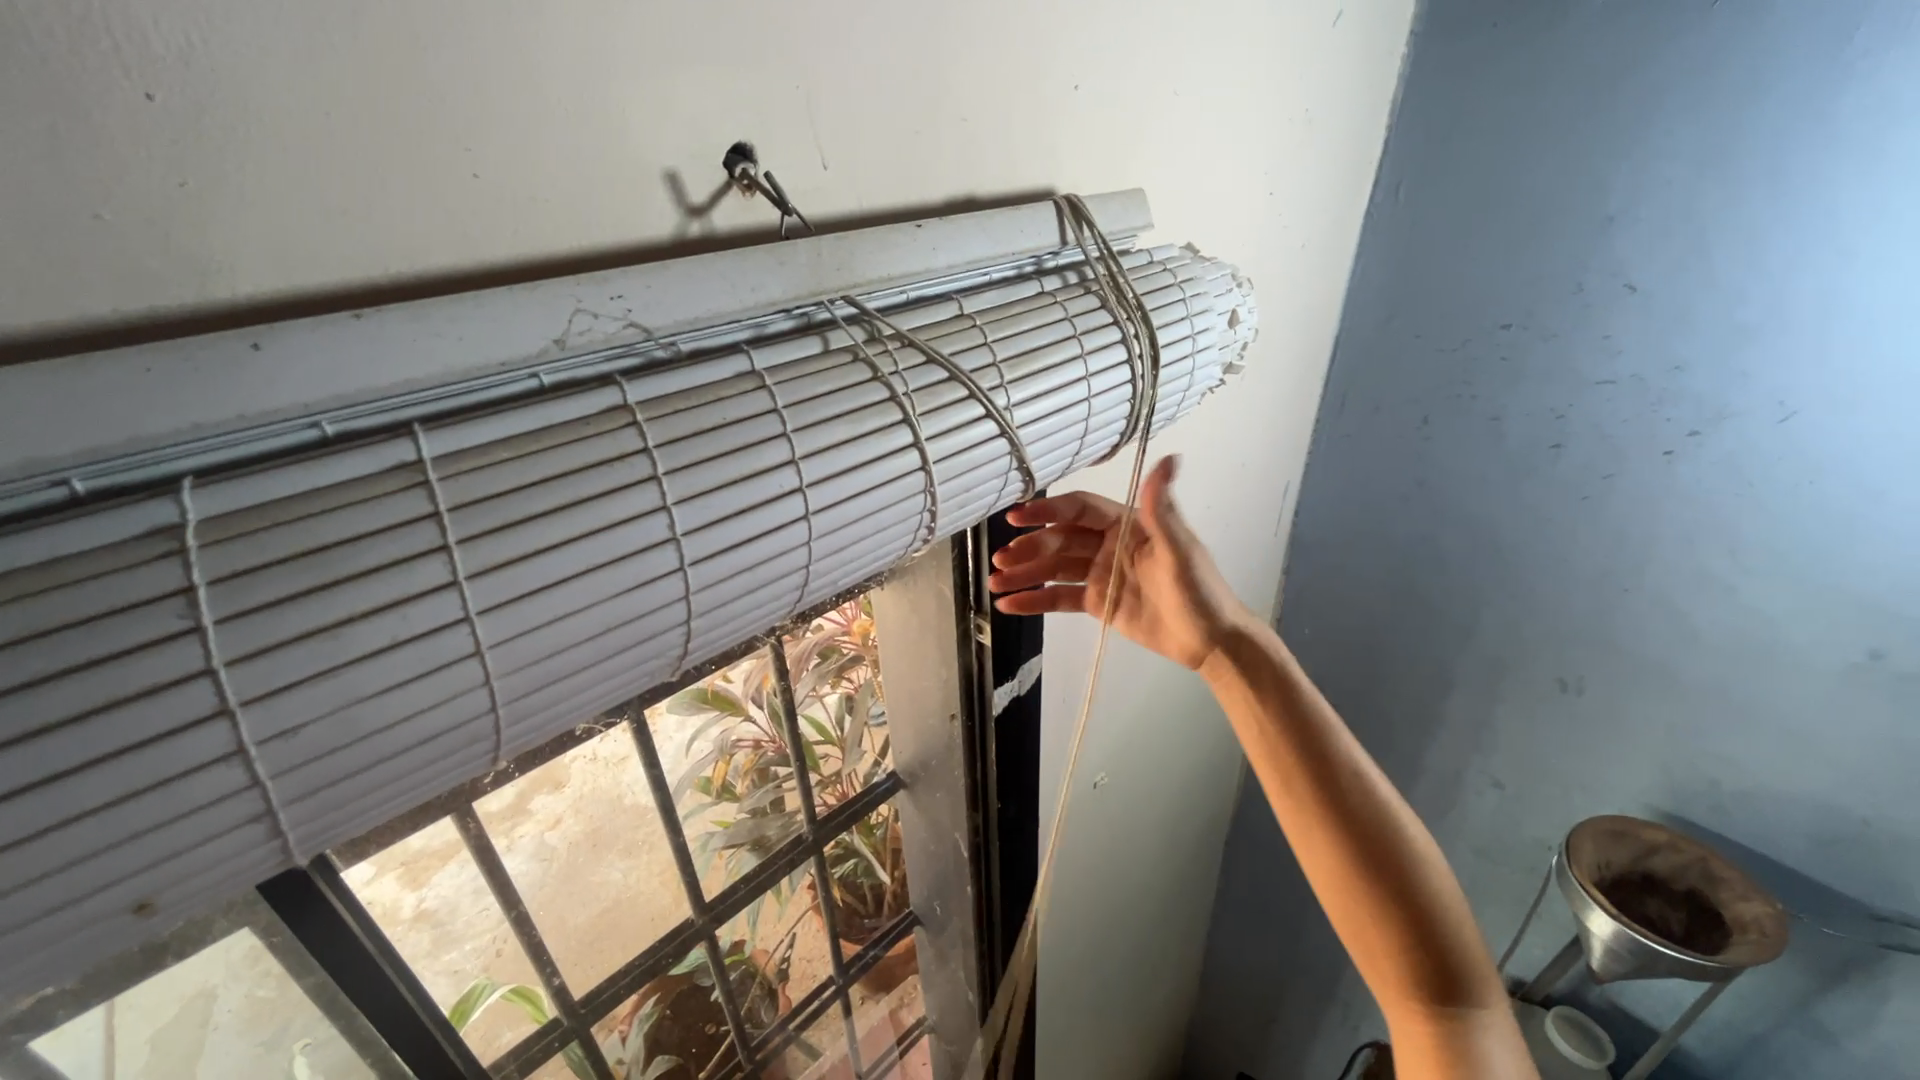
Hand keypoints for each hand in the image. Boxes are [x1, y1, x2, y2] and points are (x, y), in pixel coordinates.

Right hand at [988, 455, 1256, 669]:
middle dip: (1029, 548)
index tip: (1017, 516)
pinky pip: (1060, 598)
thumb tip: (1168, 458)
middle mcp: (1108, 545)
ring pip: (1054, 568)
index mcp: (1127, 525)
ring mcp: (1100, 574)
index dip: (1047, 511)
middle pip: (1060, 540)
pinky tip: (1009, 604)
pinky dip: (1035, 600)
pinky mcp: (1097, 603)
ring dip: (1025, 573)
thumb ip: (1162, 509)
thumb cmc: (1199, 590)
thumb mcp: (1180, 549)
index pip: (1079, 510)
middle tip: (1002, 559)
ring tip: (995, 583)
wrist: (1209, 640)